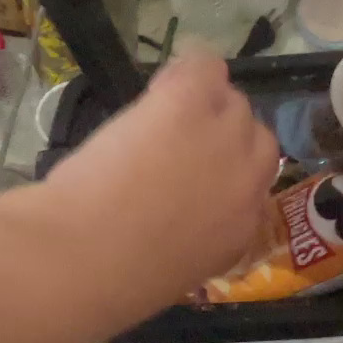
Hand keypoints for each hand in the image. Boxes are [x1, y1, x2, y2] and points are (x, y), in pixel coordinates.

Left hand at [39, 50, 281, 304]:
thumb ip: (195, 239)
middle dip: (223, 138)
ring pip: (231, 101)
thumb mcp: (176, 271)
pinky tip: (159, 87)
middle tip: (177, 145)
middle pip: (256, 137)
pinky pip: (204, 65)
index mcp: (241, 231)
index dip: (225, 172)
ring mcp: (223, 138)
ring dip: (201, 104)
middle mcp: (246, 181)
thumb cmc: (116, 277)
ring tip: (158, 119)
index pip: (256, 184)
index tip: (194, 175)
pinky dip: (186, 69)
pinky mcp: (189, 103)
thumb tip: (185, 217)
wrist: (85, 256)